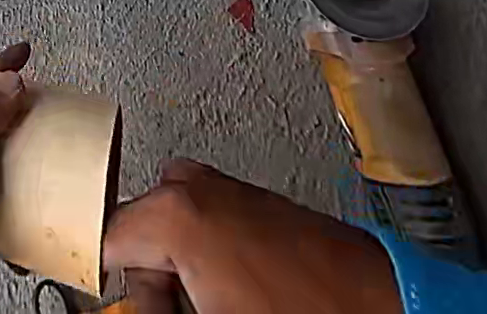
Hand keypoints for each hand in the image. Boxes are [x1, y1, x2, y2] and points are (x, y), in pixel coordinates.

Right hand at [103, 159, 402, 313]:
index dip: (112, 285)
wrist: (380, 305)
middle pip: (137, 237)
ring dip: (177, 274)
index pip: (106, 241)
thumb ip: (152, 306)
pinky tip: (233, 293)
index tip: (117, 302)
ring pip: (167, 232)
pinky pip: (198, 225)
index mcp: (174, 210)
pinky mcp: (243, 195)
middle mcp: (188, 184)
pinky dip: (203, 259)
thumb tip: (135, 303)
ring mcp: (218, 185)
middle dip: (151, 284)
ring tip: (215, 306)